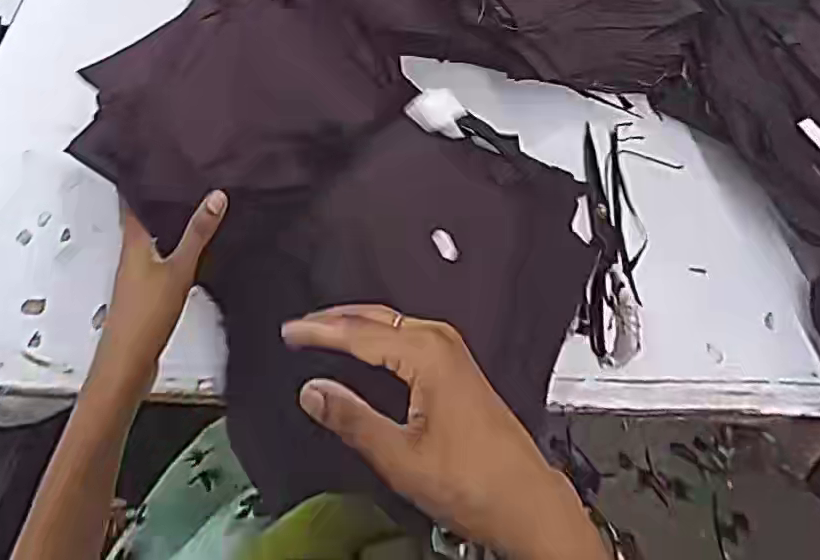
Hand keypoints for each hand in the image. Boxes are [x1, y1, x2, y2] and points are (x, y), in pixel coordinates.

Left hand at [93, 192, 226, 392]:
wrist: (126, 367)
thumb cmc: (144, 319)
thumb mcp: (178, 270)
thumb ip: (198, 233)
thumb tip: (215, 197)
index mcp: (134, 244)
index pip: (133, 201)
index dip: (140, 180)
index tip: (151, 161)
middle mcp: (131, 256)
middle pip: (141, 219)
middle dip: (157, 200)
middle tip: (175, 179)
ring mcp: (136, 276)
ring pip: (151, 240)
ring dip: (165, 224)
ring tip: (186, 207)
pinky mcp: (144, 294)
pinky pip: (158, 260)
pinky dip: (172, 249)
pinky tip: (188, 253)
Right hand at [283, 305, 611, 559]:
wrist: (529, 503)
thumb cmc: (479, 484)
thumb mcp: (402, 458)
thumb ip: (352, 419)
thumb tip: (314, 392)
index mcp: (426, 353)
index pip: (357, 332)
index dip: (317, 332)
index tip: (290, 332)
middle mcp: (439, 340)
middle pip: (372, 316)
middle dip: (332, 319)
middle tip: (299, 327)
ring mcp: (449, 348)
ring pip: (388, 321)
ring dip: (352, 325)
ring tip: (321, 333)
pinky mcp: (454, 361)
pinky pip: (403, 332)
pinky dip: (373, 335)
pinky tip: (361, 347)